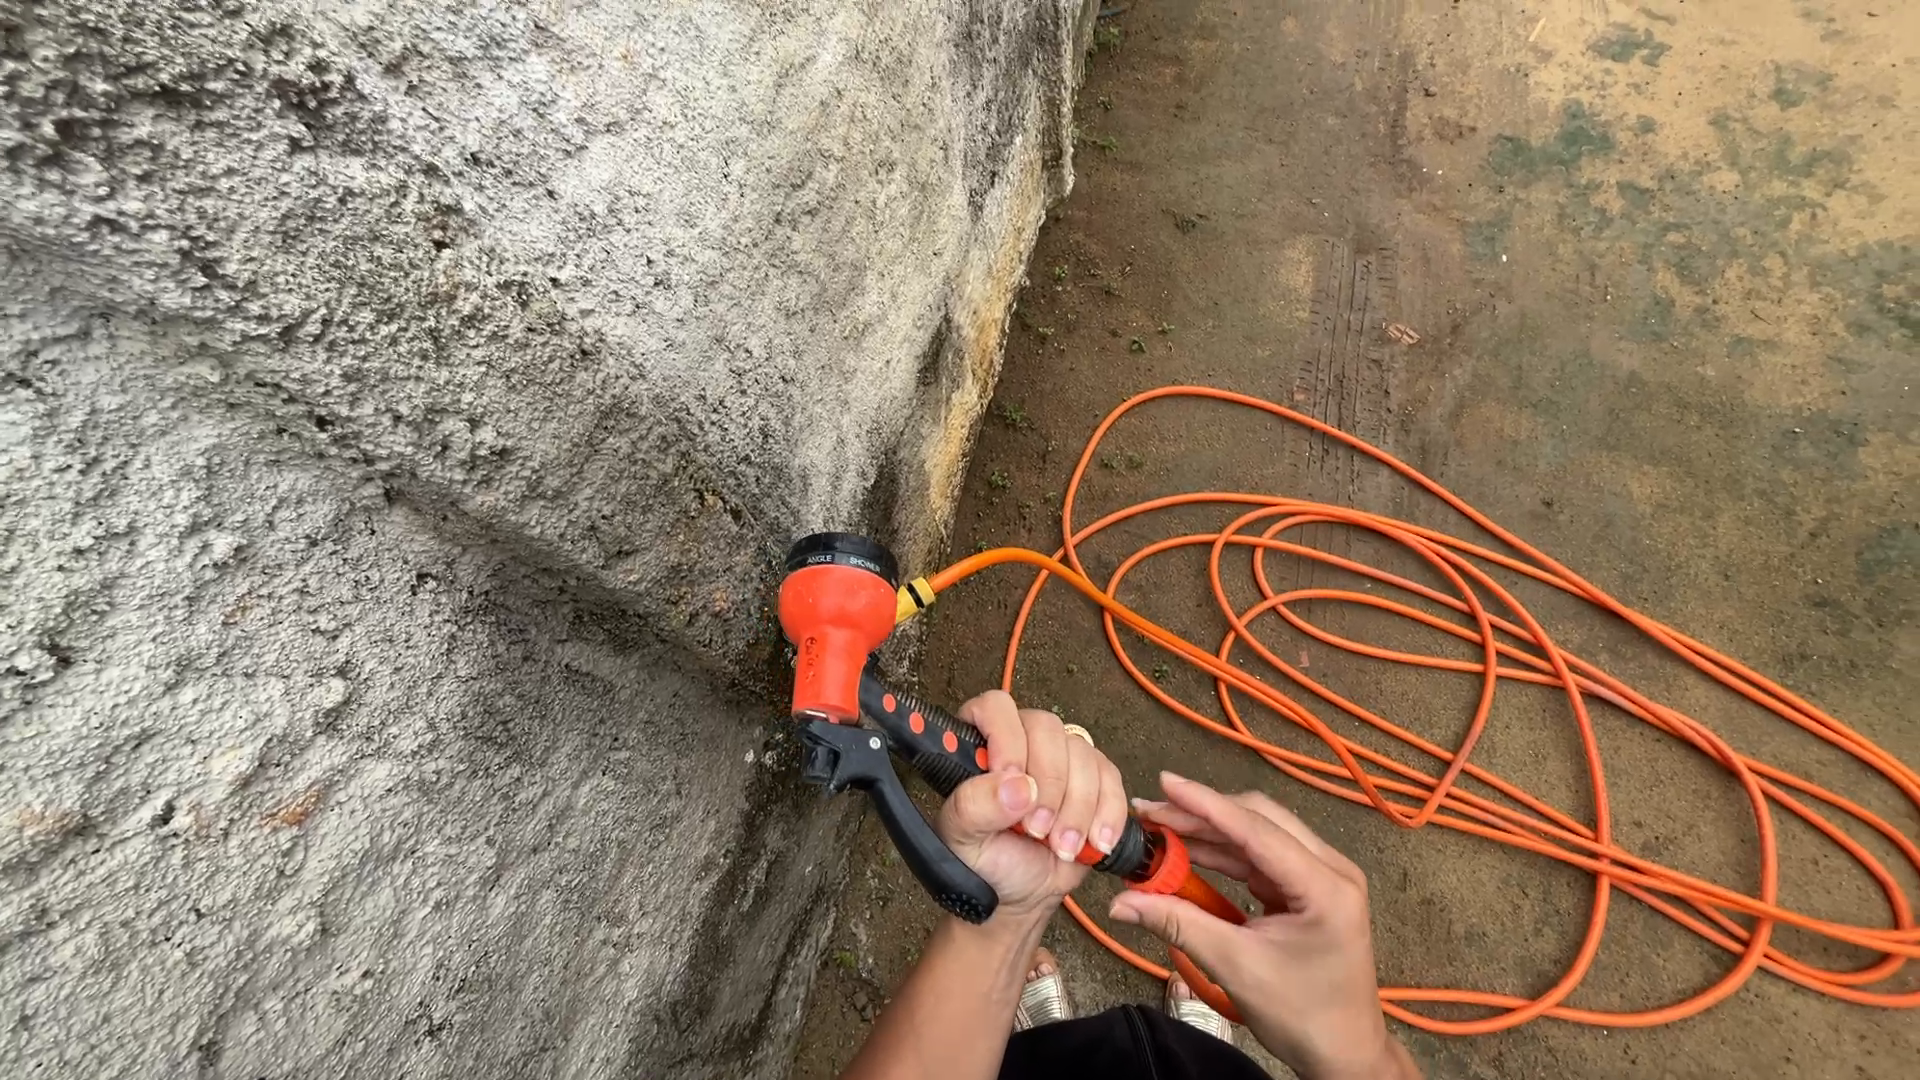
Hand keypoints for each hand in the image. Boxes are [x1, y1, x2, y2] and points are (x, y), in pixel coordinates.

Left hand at [933, 691, 1128, 923]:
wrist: (1022, 891)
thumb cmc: (986, 860)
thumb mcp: (963, 839)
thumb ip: (975, 807)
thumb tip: (1017, 785)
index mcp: (980, 742)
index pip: (995, 708)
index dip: (1007, 738)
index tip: (1012, 779)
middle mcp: (1022, 738)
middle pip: (1047, 728)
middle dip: (1048, 784)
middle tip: (1036, 829)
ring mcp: (1060, 756)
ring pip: (1082, 753)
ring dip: (1077, 806)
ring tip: (1061, 846)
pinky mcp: (1094, 778)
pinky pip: (1110, 778)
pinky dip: (1107, 813)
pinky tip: (1094, 841)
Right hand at [1113, 774, 1413, 1079]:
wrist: (1346, 1057)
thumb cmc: (1303, 1017)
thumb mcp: (1235, 967)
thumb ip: (1177, 924)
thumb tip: (1120, 903)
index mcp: (1325, 887)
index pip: (1256, 830)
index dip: (1206, 803)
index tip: (1165, 781)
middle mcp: (1329, 868)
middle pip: (1257, 819)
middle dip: (1201, 813)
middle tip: (1152, 812)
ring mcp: (1320, 874)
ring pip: (1255, 832)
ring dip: (1207, 829)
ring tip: (1159, 826)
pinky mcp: (1306, 883)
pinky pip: (1256, 853)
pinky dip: (1220, 850)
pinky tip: (1186, 848)